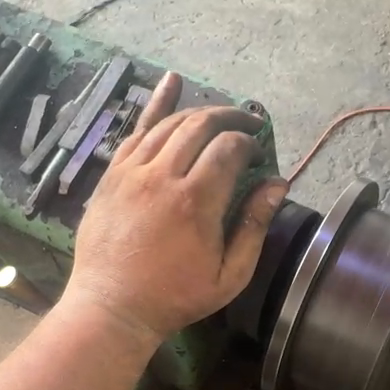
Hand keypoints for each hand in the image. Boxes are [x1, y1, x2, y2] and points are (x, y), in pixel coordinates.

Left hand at [66, 72, 288, 345]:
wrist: (112, 307)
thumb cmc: (176, 297)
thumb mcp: (229, 275)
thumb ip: (254, 226)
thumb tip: (277, 184)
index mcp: (196, 201)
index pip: (229, 147)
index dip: (250, 143)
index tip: (260, 156)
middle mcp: (163, 175)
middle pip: (201, 125)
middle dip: (231, 118)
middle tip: (249, 125)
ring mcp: (133, 171)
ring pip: (170, 123)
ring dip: (200, 113)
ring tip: (221, 117)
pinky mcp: (114, 174)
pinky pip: (136, 129)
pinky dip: (156, 104)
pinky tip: (171, 83)